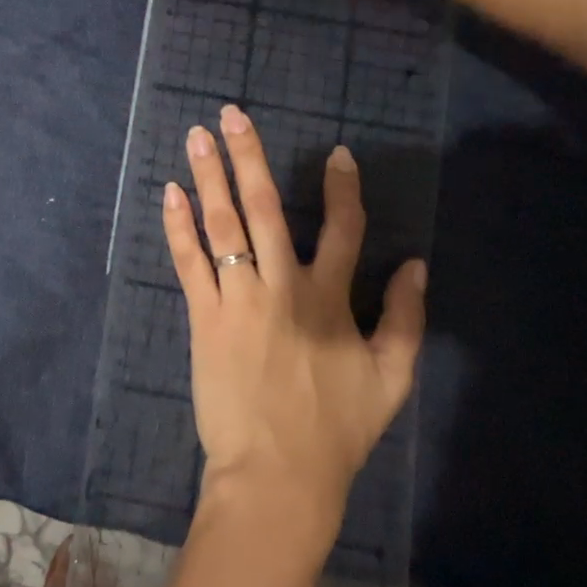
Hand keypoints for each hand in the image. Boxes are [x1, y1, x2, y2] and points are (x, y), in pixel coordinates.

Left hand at [162, 104, 426, 509]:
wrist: (277, 472)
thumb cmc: (336, 429)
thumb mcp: (392, 379)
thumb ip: (406, 319)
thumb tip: (417, 264)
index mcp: (331, 299)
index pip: (343, 229)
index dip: (342, 188)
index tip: (335, 152)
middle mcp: (282, 287)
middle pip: (266, 209)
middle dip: (251, 157)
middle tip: (232, 113)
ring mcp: (238, 300)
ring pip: (223, 225)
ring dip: (209, 177)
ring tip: (198, 136)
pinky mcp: (203, 318)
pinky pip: (188, 263)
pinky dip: (178, 226)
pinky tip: (170, 192)